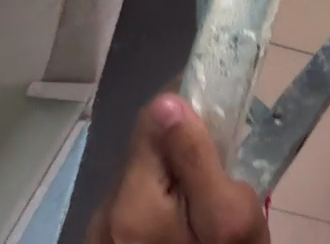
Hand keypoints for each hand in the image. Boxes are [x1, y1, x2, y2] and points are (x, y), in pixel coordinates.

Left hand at [89, 93, 268, 243]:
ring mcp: (98, 239)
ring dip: (170, 182)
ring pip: (140, 180)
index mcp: (132, 207)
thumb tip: (168, 100)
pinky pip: (133, 210)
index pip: (151, 118)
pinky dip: (159, 209)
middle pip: (144, 150)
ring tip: (201, 210)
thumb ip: (198, 158)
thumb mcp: (231, 218)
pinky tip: (182, 231)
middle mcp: (102, 219)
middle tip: (219, 174)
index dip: (188, 108)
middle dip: (181, 153)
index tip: (219, 121)